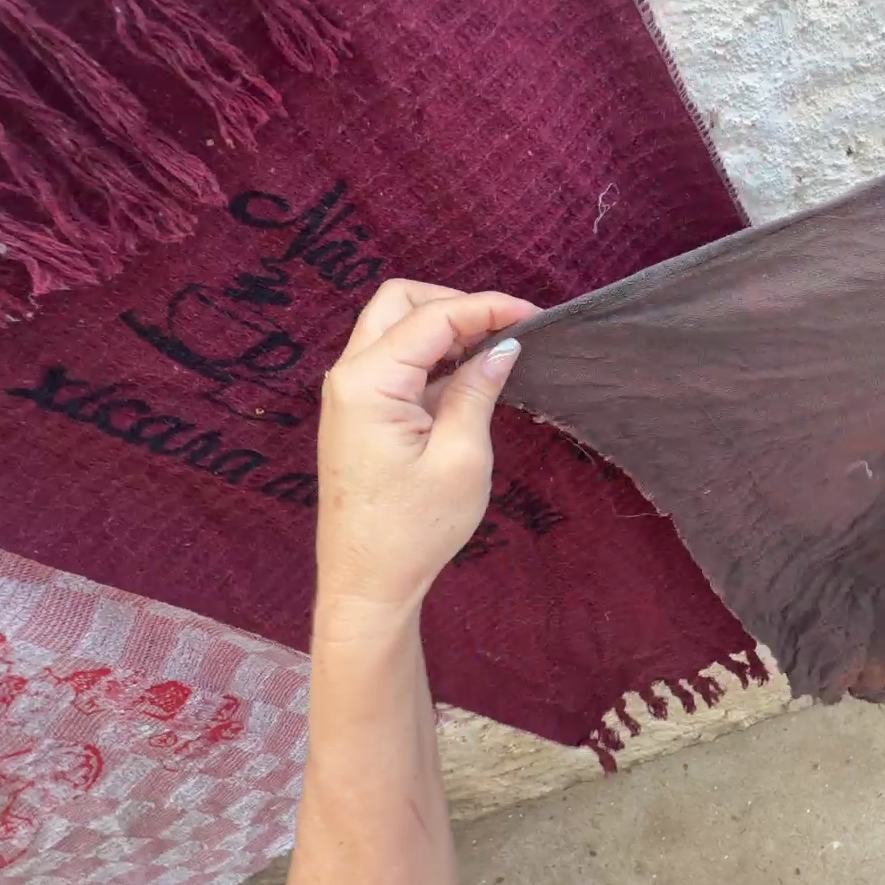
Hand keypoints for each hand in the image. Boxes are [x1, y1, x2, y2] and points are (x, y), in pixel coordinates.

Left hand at [315, 281, 538, 614]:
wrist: (368, 581)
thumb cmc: (417, 527)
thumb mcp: (462, 457)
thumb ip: (478, 390)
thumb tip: (505, 346)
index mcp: (369, 383)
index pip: (432, 318)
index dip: (487, 308)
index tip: (535, 315)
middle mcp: (349, 376)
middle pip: (399, 303)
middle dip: (457, 304)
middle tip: (507, 328)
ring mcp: (351, 392)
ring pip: (396, 327)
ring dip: (446, 327)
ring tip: (496, 348)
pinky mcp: (361, 411)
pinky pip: (398, 360)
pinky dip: (435, 354)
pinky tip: (471, 372)